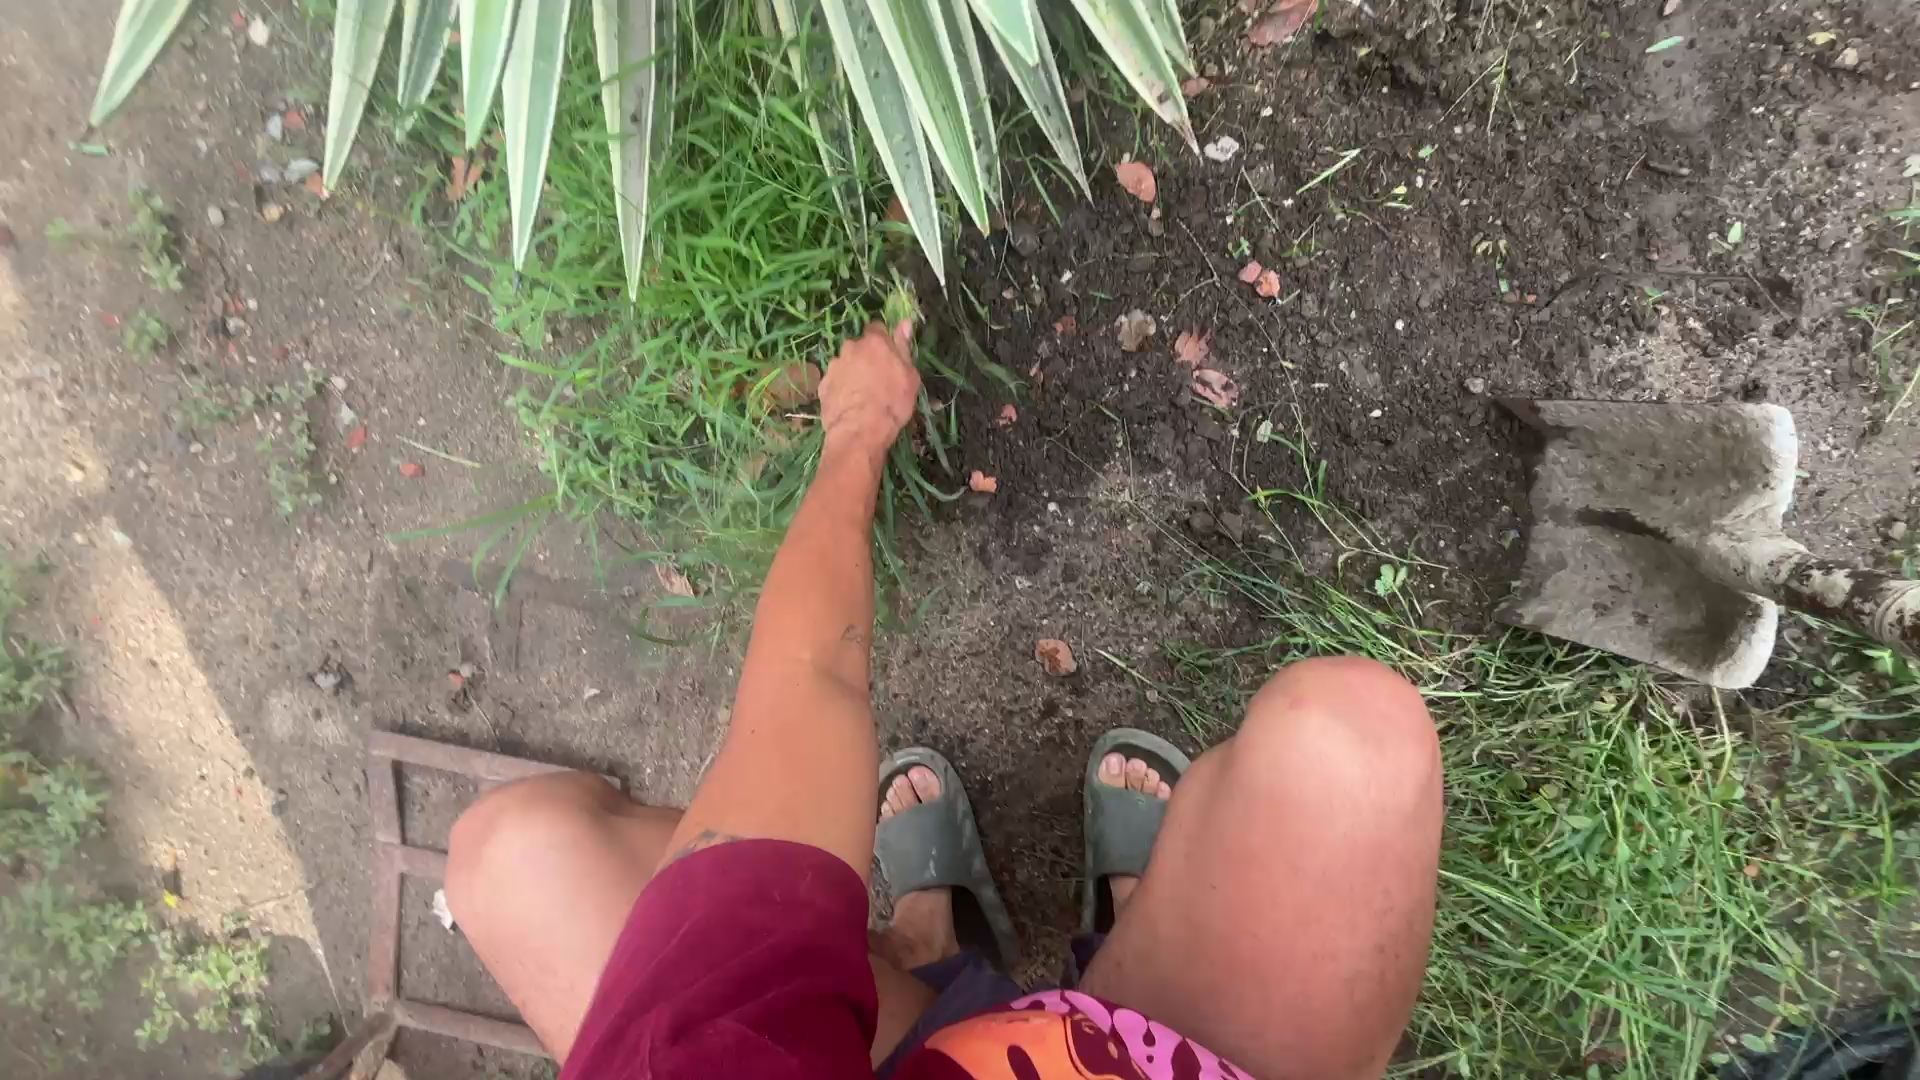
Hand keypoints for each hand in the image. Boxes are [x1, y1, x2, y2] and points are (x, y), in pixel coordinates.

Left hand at [819, 320, 920, 459]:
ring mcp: (833, 366)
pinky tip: (849, 405)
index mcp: (874, 342)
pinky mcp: (822, 385)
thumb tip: (905, 322)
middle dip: (865, 358)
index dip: (883, 341)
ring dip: (852, 373)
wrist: (860, 431)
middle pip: (858, 347)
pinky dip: (841, 389)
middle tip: (876, 379)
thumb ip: (904, 348)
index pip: (877, 328)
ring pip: (845, 364)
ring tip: (861, 396)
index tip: (888, 356)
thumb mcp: (909, 377)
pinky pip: (835, 382)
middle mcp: (850, 348)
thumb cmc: (892, 404)